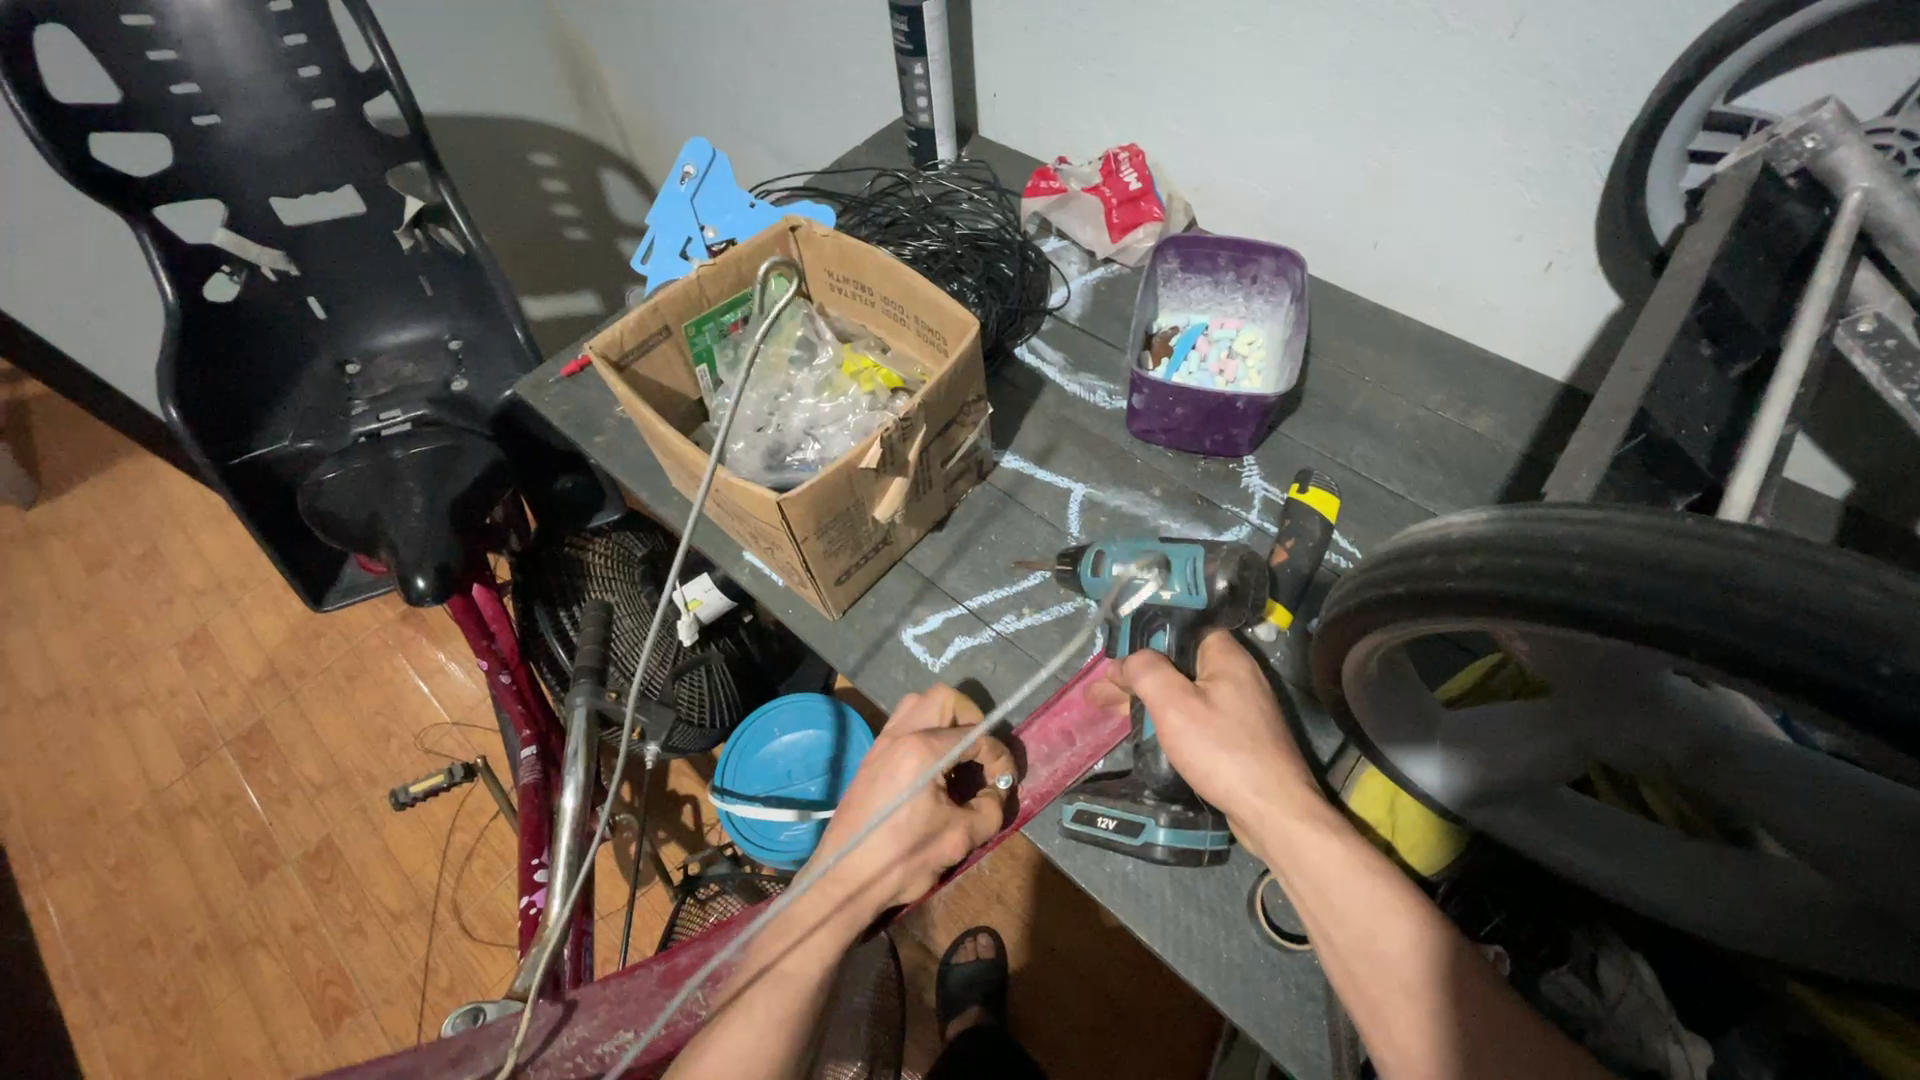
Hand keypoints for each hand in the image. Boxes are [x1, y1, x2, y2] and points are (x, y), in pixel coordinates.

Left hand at [804, 685, 1013, 924]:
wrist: (843, 879)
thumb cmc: (902, 859)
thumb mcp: (959, 837)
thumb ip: (989, 809)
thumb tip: (996, 793)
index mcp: (923, 749)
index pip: (976, 734)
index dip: (999, 757)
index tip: (1005, 785)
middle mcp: (900, 735)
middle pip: (944, 698)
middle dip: (971, 719)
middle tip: (980, 754)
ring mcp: (881, 743)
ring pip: (919, 705)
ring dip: (945, 722)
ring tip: (958, 757)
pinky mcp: (872, 757)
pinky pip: (903, 725)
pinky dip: (925, 734)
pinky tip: (935, 771)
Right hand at [1090, 630, 1320, 845]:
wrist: (1273, 812)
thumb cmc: (1221, 750)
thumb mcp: (1174, 705)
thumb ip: (1146, 672)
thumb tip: (1126, 660)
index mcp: (1225, 657)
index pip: (1183, 628)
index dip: (1146, 635)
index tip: (1115, 650)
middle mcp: (1236, 676)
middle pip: (1178, 663)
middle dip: (1136, 674)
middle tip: (1099, 690)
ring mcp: (1238, 708)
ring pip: (1183, 691)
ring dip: (1147, 698)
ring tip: (1106, 709)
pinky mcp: (1237, 736)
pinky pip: (1194, 715)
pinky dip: (1167, 717)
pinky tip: (1143, 729)